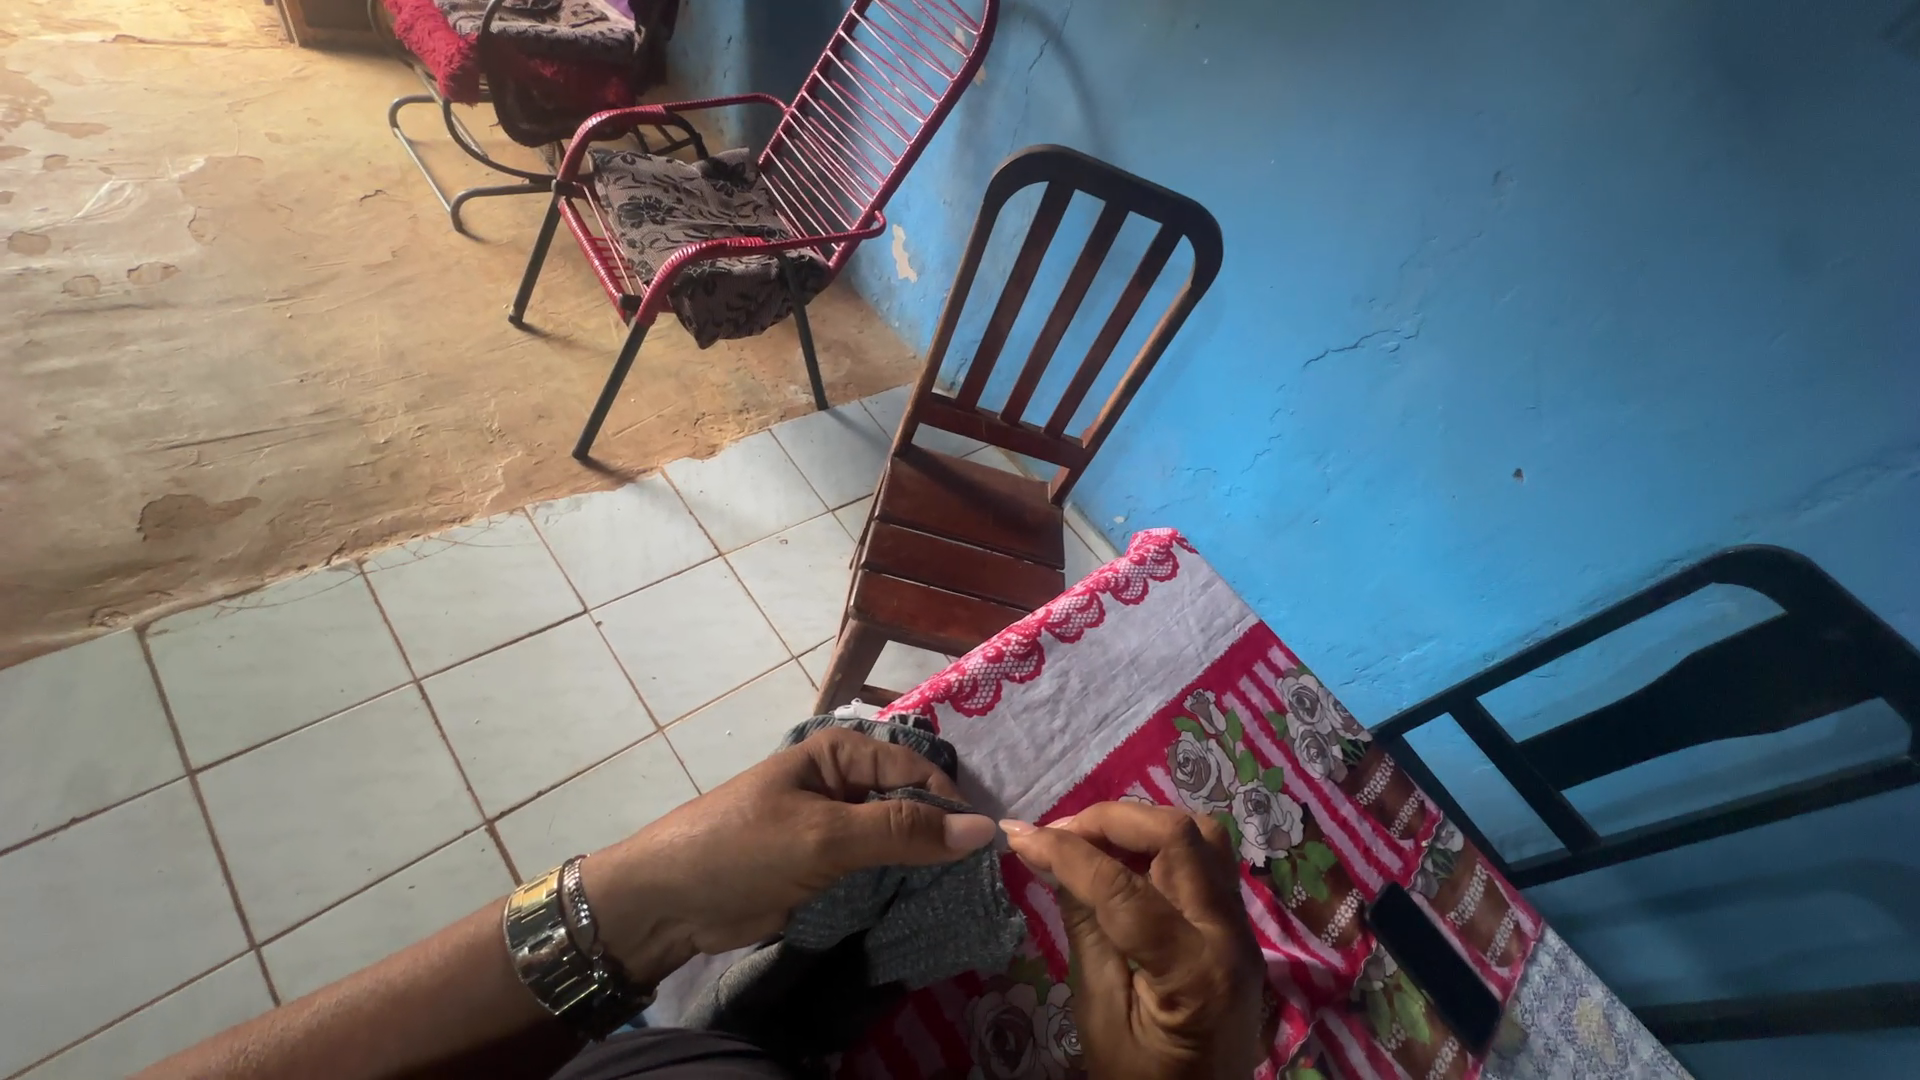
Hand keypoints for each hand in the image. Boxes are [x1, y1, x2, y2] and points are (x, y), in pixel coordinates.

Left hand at [580, 727, 999, 983]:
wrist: (665, 903)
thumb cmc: (744, 848)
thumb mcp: (826, 836)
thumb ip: (903, 831)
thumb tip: (983, 827)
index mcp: (843, 752)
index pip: (917, 770)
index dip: (952, 806)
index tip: (984, 851)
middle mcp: (844, 780)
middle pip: (910, 802)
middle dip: (939, 837)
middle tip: (977, 879)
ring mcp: (834, 823)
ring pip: (895, 837)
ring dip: (921, 863)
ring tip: (959, 894)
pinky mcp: (825, 862)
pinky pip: (875, 865)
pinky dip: (897, 881)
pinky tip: (923, 902)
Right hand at [1003, 803, 1265, 1079]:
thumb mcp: (1099, 1015)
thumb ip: (1082, 925)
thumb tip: (1048, 853)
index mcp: (1193, 973)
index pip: (1123, 888)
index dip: (1066, 853)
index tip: (1019, 836)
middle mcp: (1229, 935)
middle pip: (1177, 836)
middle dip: (1108, 820)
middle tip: (1058, 834)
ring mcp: (1241, 926)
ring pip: (1200, 833)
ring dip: (1139, 823)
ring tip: (1091, 839)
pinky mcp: (1237, 922)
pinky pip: (1204, 855)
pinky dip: (1159, 840)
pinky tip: (1122, 856)